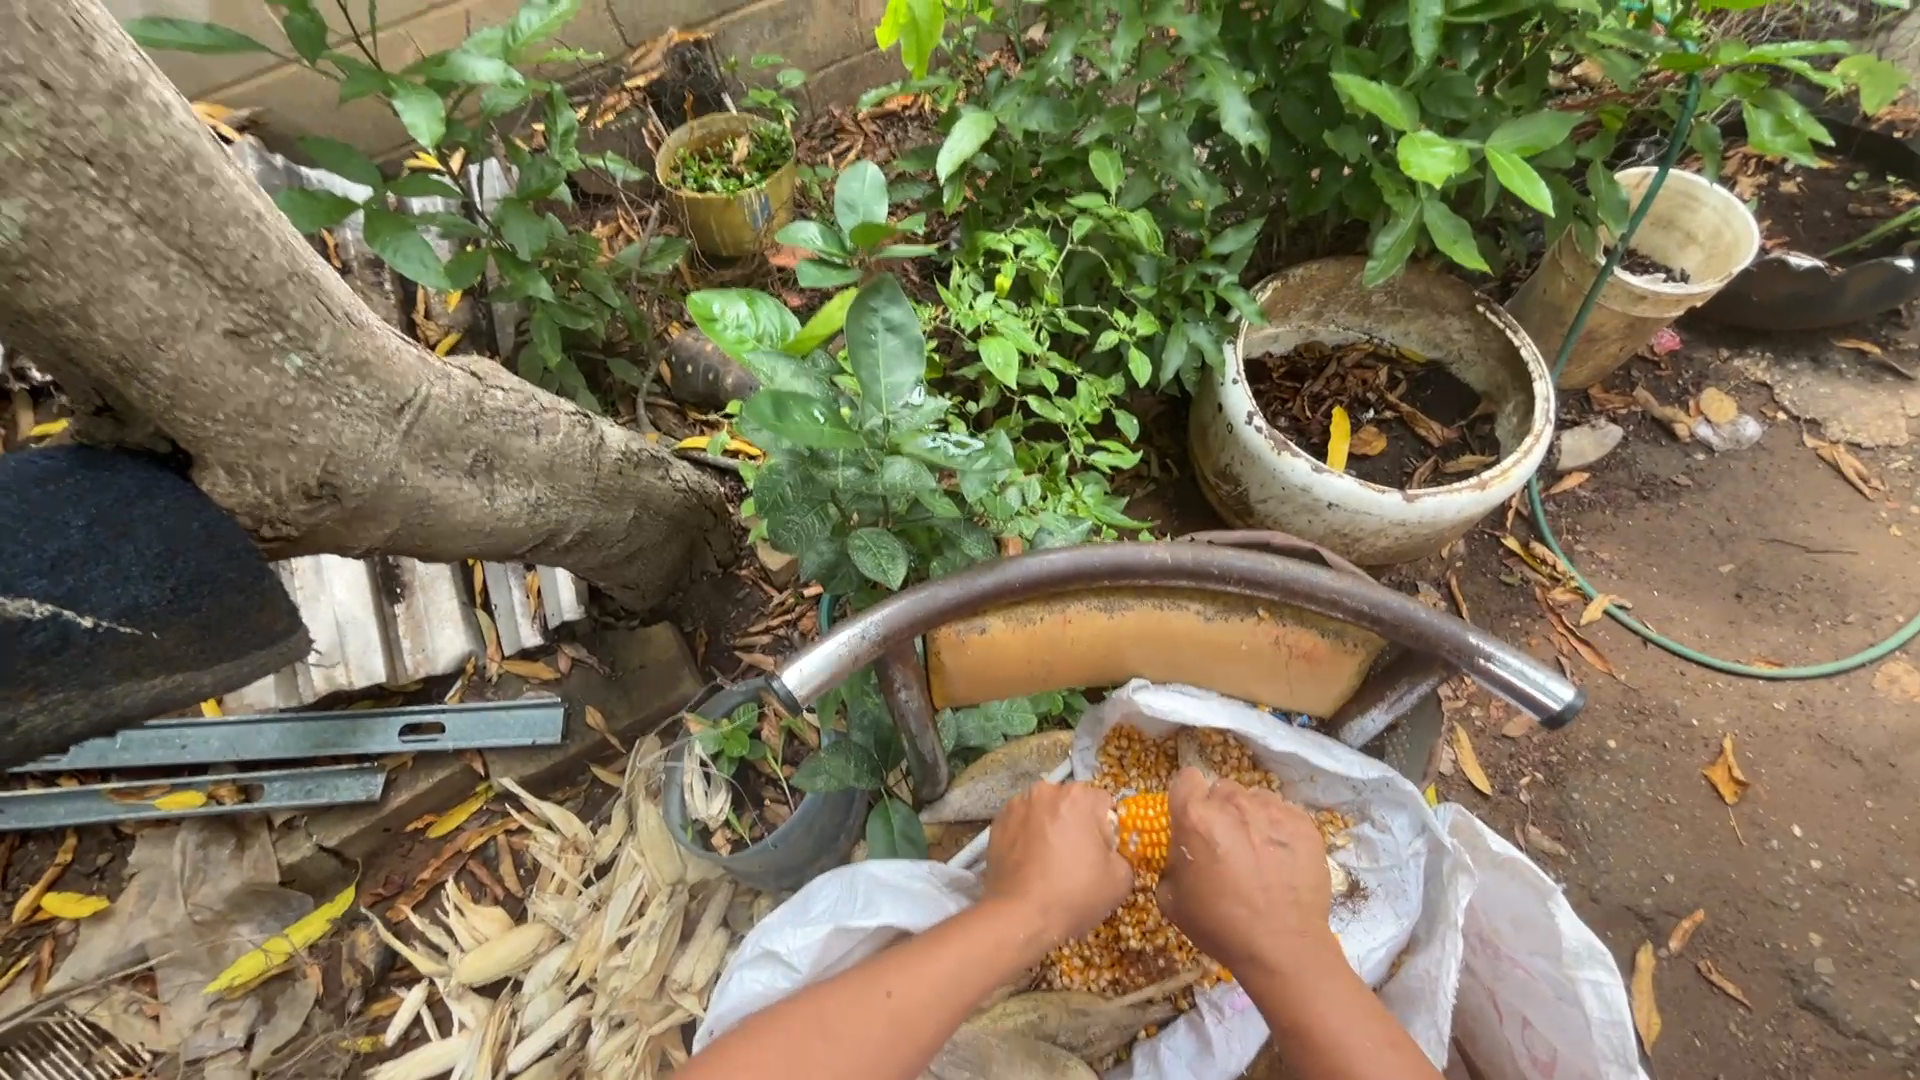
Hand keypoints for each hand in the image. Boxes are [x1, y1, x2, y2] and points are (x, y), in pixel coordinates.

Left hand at [981, 780, 1131, 943]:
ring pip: (1045, 811)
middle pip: (1072, 803)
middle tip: (1075, 859)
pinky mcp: (998, 820)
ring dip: (1050, 826)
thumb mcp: (1120, 879)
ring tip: (1048, 862)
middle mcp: (1046, 790)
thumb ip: (1124, 852)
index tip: (1100, 854)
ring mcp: (1018, 803)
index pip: (1104, 803)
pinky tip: (1029, 862)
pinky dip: (1028, 835)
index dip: (1107, 829)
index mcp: (1079, 796)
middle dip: (1077, 824)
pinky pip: (1023, 822)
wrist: (1019, 916)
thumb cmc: (1073, 895)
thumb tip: (1112, 848)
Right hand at [1157, 767, 1335, 975]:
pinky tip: (1281, 857)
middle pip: (1221, 789)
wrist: (1283, 949)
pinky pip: (1284, 812)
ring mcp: (1272, 810)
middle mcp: (1232, 803)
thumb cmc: (1220, 926)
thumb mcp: (1172, 898)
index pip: (1186, 778)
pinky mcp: (1303, 823)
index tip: (1193, 818)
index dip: (1188, 796)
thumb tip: (1180, 852)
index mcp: (1195, 815)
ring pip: (1254, 798)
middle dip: (1220, 810)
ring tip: (1258, 850)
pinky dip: (1279, 828)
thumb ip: (1170, 861)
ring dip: (1251, 817)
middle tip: (1226, 842)